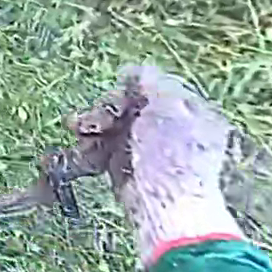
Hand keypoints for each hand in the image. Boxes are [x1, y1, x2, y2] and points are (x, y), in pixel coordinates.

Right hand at [69, 64, 242, 266]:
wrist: (163, 203)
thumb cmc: (172, 156)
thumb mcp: (170, 110)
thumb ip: (154, 84)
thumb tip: (136, 68)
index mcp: (189, 112)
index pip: (150, 87)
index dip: (127, 91)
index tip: (116, 103)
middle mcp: (170, 127)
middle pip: (123, 105)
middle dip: (102, 112)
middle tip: (93, 125)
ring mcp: (145, 147)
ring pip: (106, 125)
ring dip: (89, 129)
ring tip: (82, 138)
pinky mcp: (123, 163)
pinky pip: (98, 146)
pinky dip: (86, 149)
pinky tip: (81, 154)